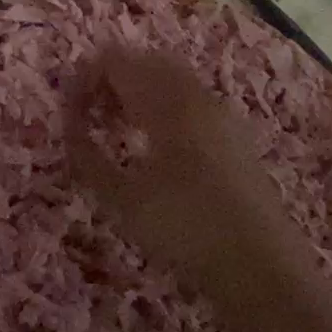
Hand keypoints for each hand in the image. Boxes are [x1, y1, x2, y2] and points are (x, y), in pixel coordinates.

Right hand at [66, 47, 298, 274]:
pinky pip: (189, 100)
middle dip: (110, 80)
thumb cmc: (184, 229)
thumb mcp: (120, 199)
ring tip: (116, 129)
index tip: (68, 113)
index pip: (114, 60)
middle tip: (89, 115)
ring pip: (169, 78)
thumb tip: (71, 127)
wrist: (264, 271)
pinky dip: (162, 106)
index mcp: (164, 100)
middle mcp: (194, 95)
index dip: (83, 79)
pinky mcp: (235, 136)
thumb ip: (87, 156)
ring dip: (136, 92)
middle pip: (143, 60)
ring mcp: (220, 114)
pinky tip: (154, 146)